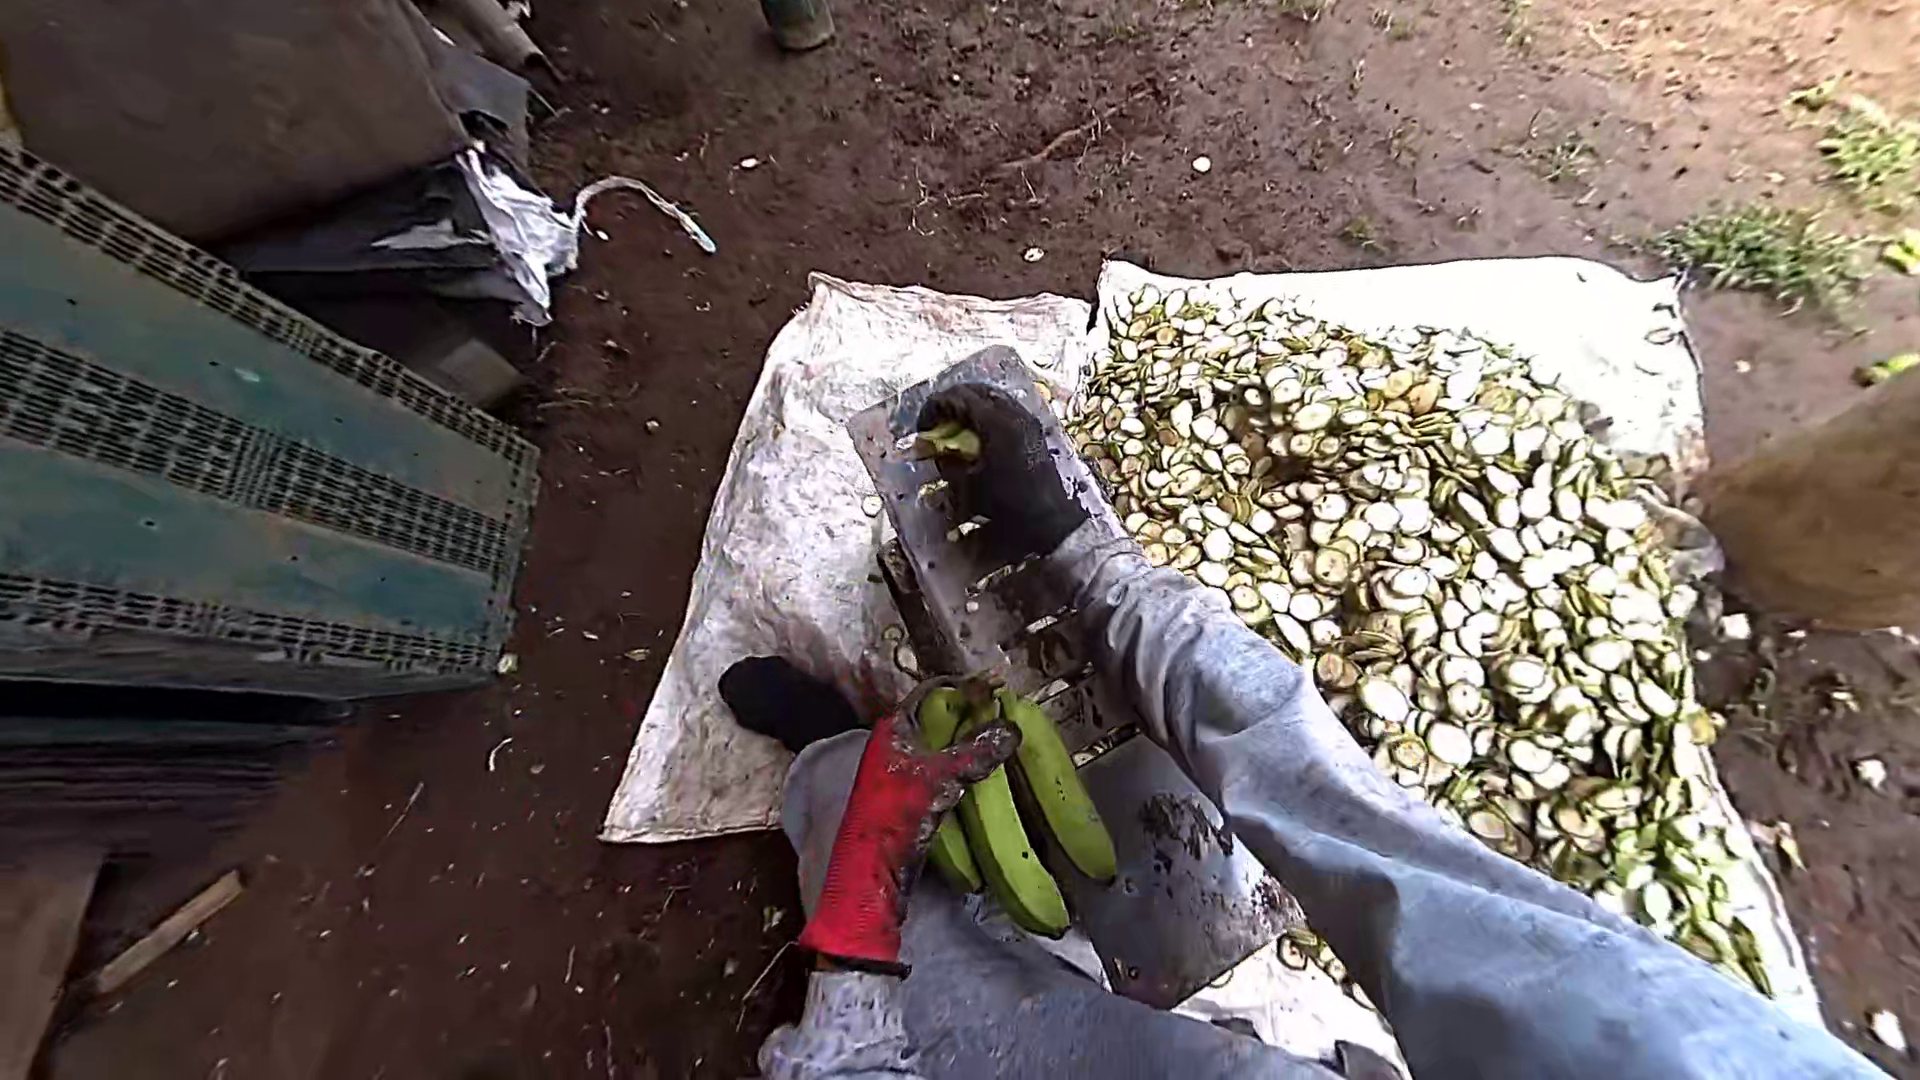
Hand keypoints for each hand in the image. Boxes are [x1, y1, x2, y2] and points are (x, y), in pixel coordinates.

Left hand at [796, 701, 1018, 970]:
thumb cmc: (894, 817)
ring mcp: (903, 769)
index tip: (997, 685)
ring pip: (944, 743)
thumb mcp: (938, 780)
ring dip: (970, 740)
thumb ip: (976, 752)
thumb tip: (1011, 728)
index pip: (933, 692)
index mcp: (894, 728)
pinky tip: (988, 768)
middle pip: (940, 716)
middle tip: (1007, 711)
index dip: (964, 686)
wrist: (869, 879)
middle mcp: (896, 742)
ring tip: (1003, 736)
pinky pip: (945, 766)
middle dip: (972, 713)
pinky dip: (965, 763)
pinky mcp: (912, 794)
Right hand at [917, 383, 1089, 564]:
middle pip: (976, 391)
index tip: (923, 425)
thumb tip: (931, 448)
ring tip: (955, 426)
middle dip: (952, 402)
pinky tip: (979, 434)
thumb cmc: (1006, 505)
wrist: (1048, 519)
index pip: (958, 398)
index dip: (935, 407)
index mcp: (995, 423)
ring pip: (993, 397)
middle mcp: (1014, 413)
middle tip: (936, 420)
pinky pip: (1005, 409)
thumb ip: (946, 461)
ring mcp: (1027, 419)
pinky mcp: (1034, 429)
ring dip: (971, 406)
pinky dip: (987, 414)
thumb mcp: (967, 487)